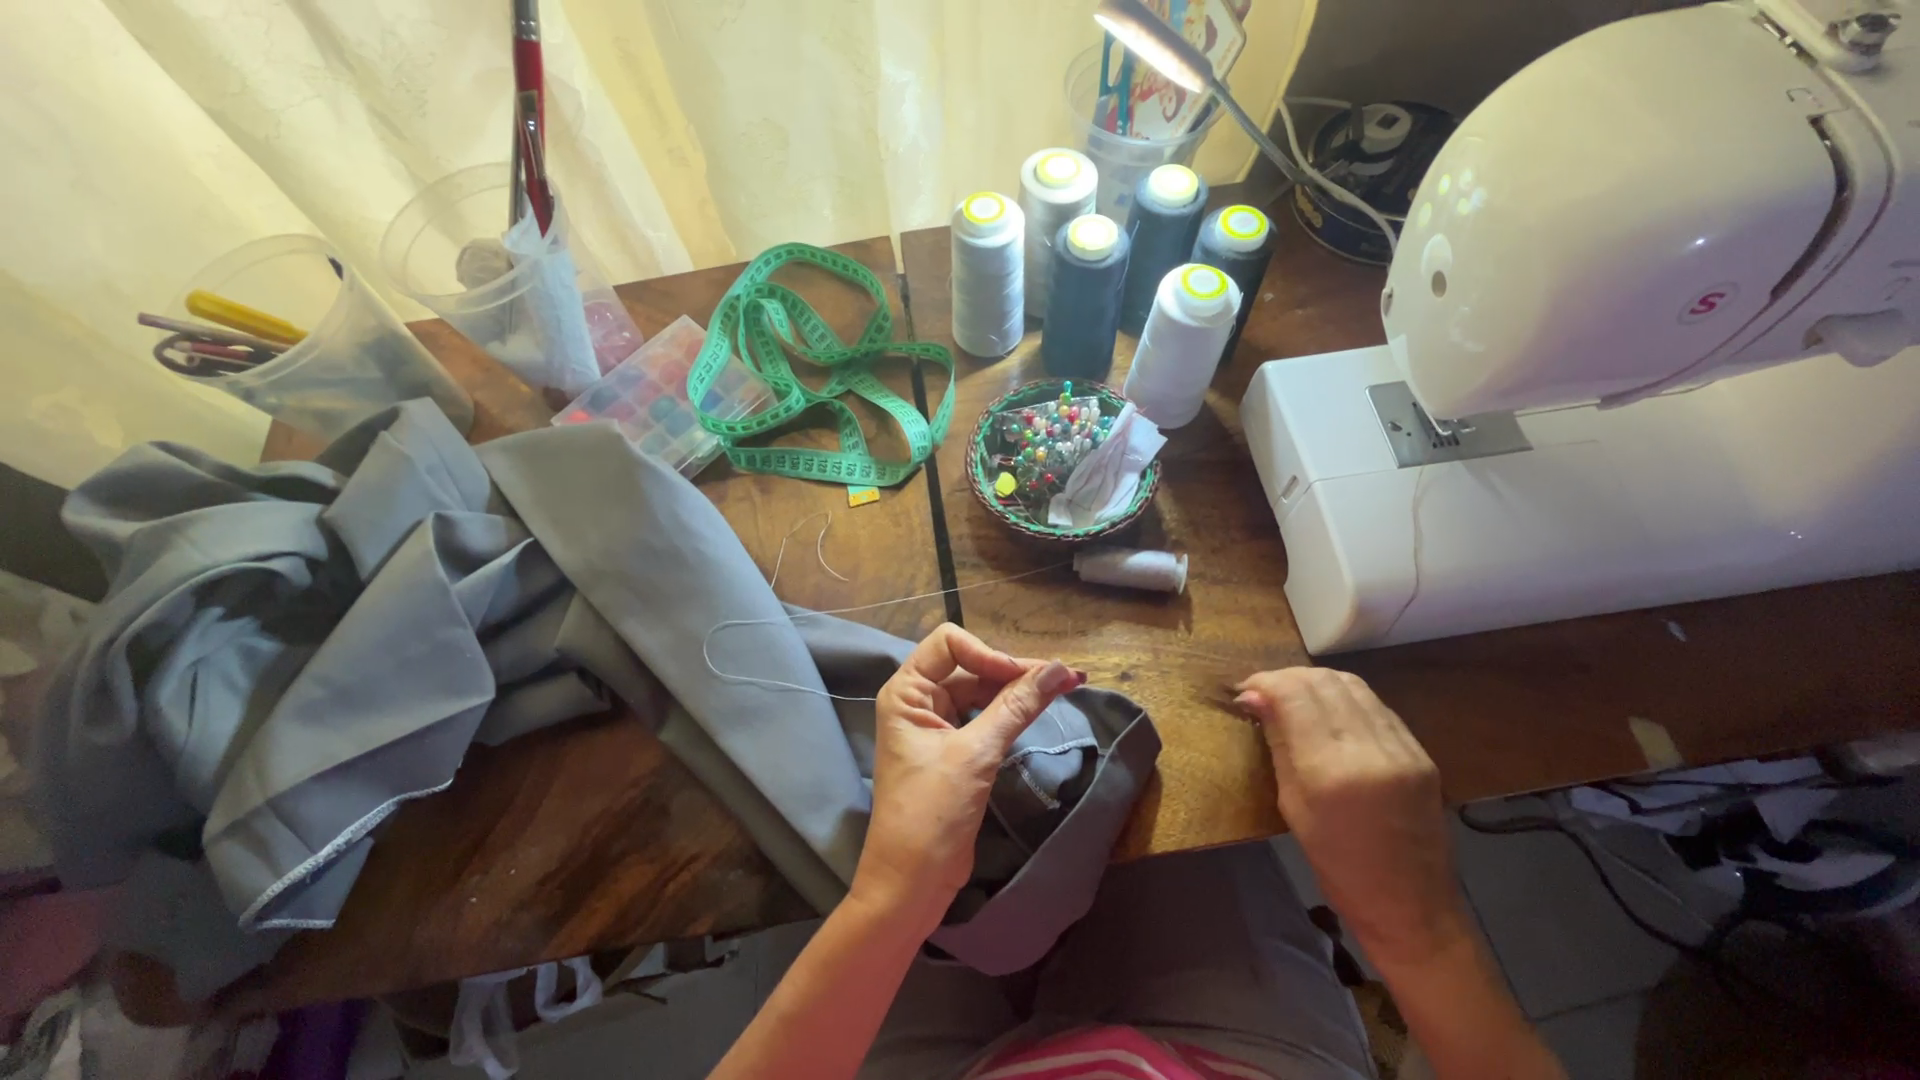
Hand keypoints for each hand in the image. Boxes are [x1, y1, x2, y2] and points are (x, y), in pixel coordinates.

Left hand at [851, 624, 1083, 932]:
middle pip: (970, 665)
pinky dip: (1012, 713)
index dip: (989, 653)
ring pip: (981, 691)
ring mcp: (936, 727)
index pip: (949, 643)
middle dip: (1014, 670)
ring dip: (1019, 690)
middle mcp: (917, 702)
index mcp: (906, 693)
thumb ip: (1016, 707)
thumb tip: (1060, 668)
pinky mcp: (954, 751)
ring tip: (1064, 689)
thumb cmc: (931, 814)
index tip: (1025, 679)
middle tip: (1067, 679)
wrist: (911, 883)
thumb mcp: (976, 754)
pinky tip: (1040, 710)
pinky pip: (985, 717)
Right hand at [1236, 667, 1470, 970]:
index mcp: (1330, 770)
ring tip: (1294, 696)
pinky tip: (1330, 712)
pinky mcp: (1420, 752)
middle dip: (1287, 677)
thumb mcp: (1292, 806)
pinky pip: (1376, 706)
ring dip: (1317, 682)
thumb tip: (1254, 697)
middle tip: (1264, 692)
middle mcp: (1369, 749)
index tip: (1245, 691)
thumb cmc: (1337, 866)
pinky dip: (1346, 698)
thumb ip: (1278, 744)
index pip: (1294, 695)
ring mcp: (1401, 748)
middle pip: (1323, 682)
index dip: (1265, 682)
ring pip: (1352, 685)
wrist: (1411, 904)